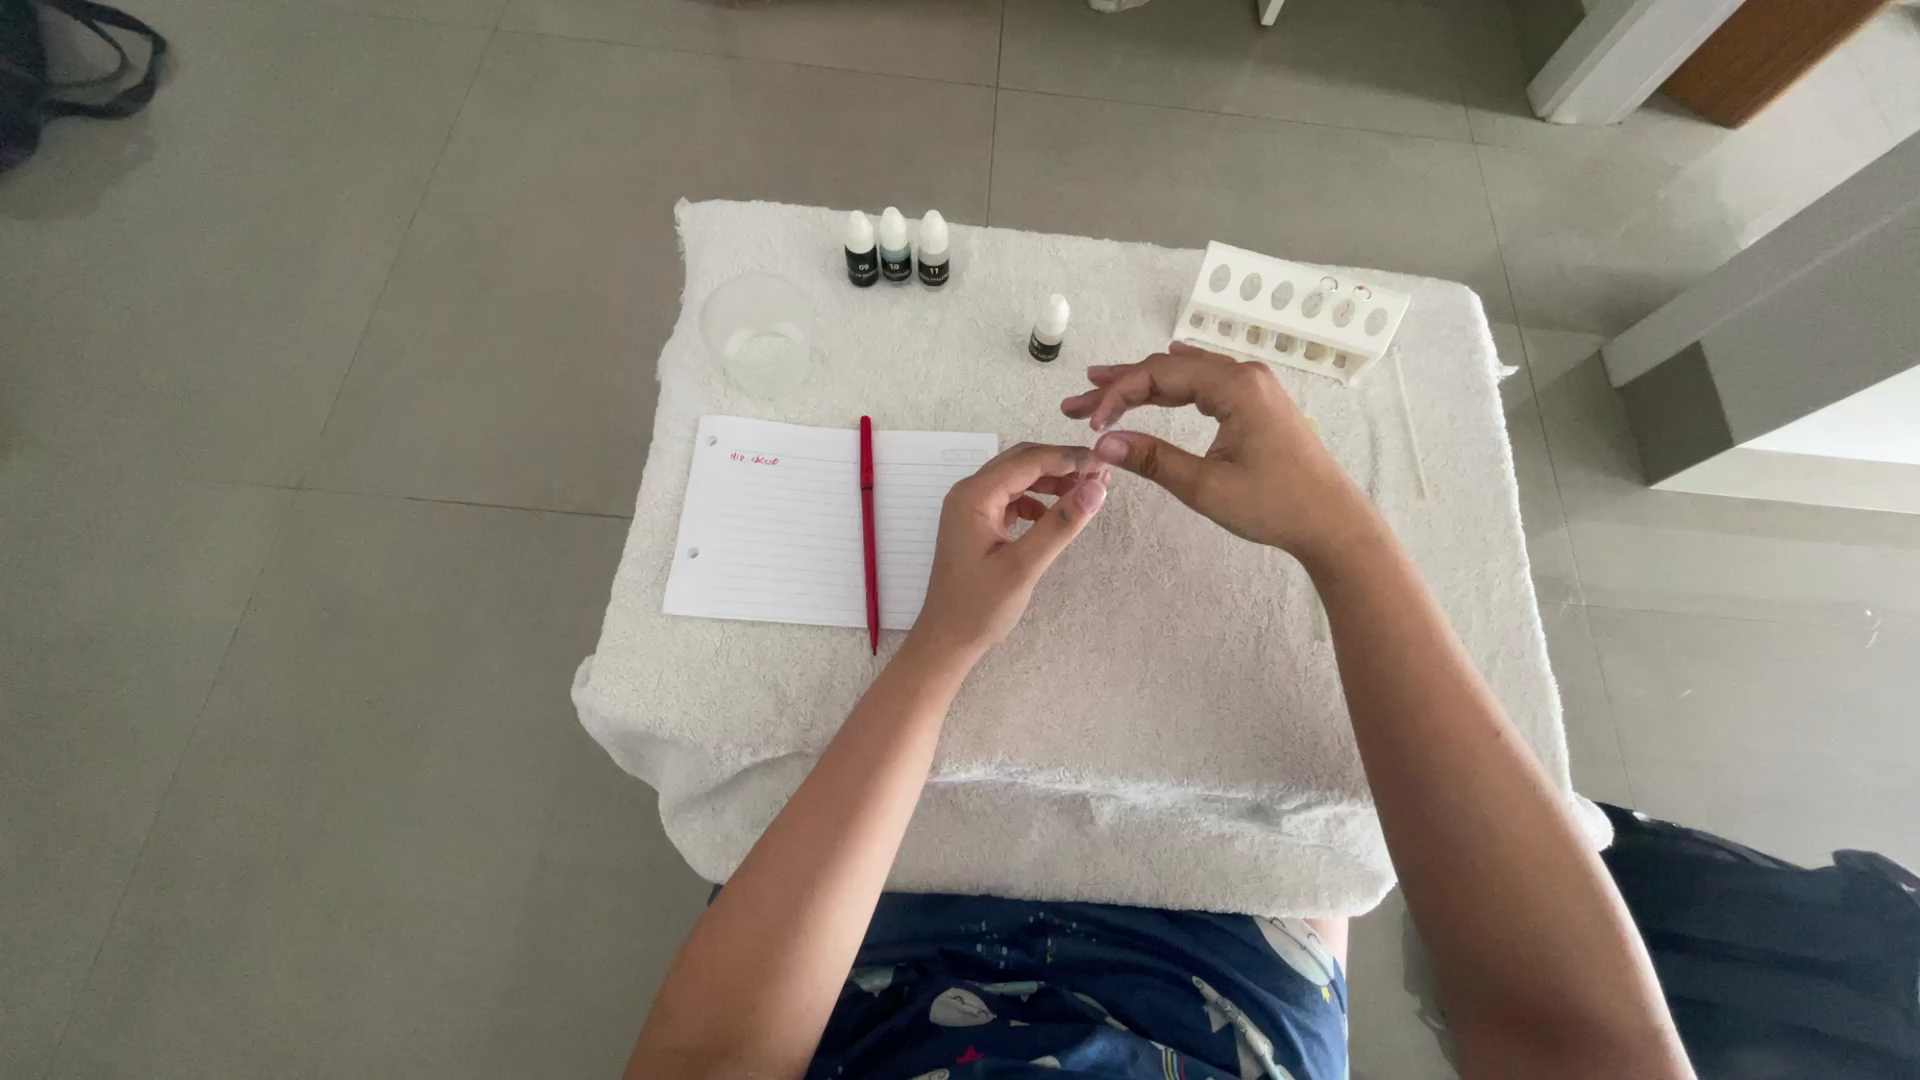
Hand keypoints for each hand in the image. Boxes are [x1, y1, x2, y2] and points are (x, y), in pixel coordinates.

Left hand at [910, 443, 1107, 657]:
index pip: (1028, 461)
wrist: (947, 639)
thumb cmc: (980, 607)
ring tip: (1086, 492)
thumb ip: (1060, 524)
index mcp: (974, 496)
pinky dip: (1037, 499)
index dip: (1068, 458)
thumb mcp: (1024, 566)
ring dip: (1052, 480)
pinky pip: (1011, 498)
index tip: (1105, 463)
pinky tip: (1056, 515)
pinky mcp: (977, 523)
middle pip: (1022, 462)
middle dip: (1062, 464)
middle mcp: (968, 493)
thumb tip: (1098, 487)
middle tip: (1101, 474)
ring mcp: (971, 508)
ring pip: (1018, 478)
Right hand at [1060, 343, 1375, 563]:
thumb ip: (1152, 459)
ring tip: (1099, 388)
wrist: (1332, 522)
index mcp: (1235, 386)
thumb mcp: (1205, 486)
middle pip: (1168, 368)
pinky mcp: (1257, 404)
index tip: (1090, 425)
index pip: (1159, 376)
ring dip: (1142, 386)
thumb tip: (1102, 444)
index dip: (1117, 397)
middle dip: (1119, 386)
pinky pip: (1204, 383)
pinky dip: (1171, 387)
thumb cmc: (1274, 505)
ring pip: (1185, 374)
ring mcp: (1253, 387)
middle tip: (1076, 403)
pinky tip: (1158, 380)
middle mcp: (1244, 375)